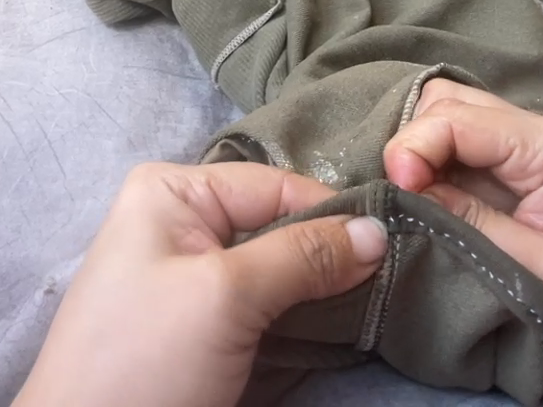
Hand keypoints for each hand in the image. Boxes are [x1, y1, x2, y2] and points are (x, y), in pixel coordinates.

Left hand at [15, 161, 387, 406]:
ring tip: (374, 295)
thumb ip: (303, 256)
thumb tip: (378, 229)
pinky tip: (333, 319)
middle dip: (327, 248)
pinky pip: (259, 298)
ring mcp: (187, 269)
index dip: (331, 210)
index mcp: (172, 189)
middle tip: (392, 269)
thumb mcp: (226, 296)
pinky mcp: (197, 318)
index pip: (271, 184)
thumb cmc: (147, 360)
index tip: (395, 238)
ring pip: (272, 262)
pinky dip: (295, 309)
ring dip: (316, 283)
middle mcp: (179, 217)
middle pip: (274, 220)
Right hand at [385, 80, 542, 406]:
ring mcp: (529, 156)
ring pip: (451, 123)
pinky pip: (462, 156)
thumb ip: (469, 227)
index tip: (394, 192)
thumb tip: (400, 192)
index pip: (458, 117)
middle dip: (413, 141)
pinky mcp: (520, 182)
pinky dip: (434, 170)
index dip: (415, 146)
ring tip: (406, 197)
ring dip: (420, 153)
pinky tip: (424, 198)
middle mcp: (538, 135)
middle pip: (450, 104)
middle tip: (397, 194)